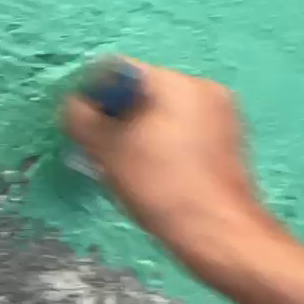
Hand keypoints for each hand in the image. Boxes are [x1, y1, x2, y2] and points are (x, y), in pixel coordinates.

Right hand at [60, 60, 277, 260]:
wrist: (214, 231)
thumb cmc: (157, 183)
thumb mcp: (104, 148)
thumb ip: (79, 116)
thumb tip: (74, 104)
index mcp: (175, 82)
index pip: (118, 71)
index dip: (93, 98)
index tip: (87, 130)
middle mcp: (204, 88)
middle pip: (141, 92)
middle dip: (118, 117)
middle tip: (105, 151)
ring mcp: (223, 115)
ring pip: (161, 113)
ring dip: (139, 132)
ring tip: (131, 166)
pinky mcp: (229, 141)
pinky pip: (183, 130)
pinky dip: (163, 145)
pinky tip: (156, 173)